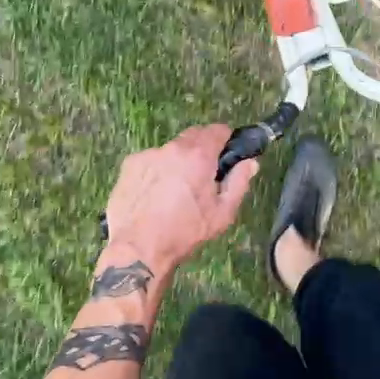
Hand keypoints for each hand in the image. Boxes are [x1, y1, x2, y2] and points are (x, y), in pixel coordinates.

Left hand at [103, 124, 260, 276]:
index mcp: (199, 156)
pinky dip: (156, 171)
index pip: (218, 130)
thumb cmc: (185, 233)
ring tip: (174, 189)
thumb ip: (239, 183)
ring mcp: (148, 154)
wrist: (138, 248)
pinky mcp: (129, 165)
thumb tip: (250, 162)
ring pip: (170, 150)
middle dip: (201, 148)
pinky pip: (150, 161)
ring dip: (177, 161)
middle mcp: (173, 147)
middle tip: (203, 174)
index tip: (226, 153)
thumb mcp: (222, 214)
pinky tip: (153, 194)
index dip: (225, 139)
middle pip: (193, 136)